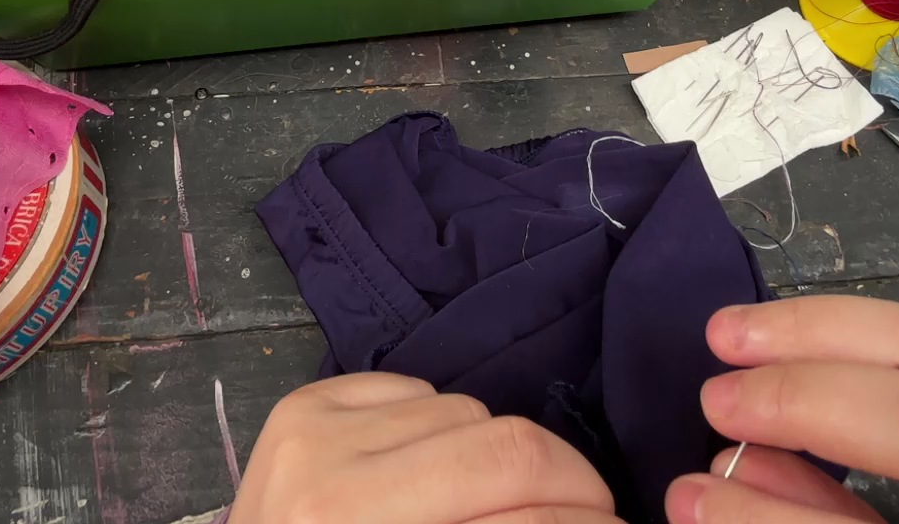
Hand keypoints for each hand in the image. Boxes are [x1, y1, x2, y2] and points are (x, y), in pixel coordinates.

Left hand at [229, 371, 623, 523]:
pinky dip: (442, 425)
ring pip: (466, 408)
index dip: (586, 520)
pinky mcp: (303, 402)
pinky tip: (437, 465)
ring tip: (506, 494)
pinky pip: (415, 388)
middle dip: (569, 478)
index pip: (521, 515)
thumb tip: (588, 520)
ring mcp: (313, 435)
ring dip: (503, 453)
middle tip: (595, 506)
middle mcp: (335, 494)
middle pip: (502, 445)